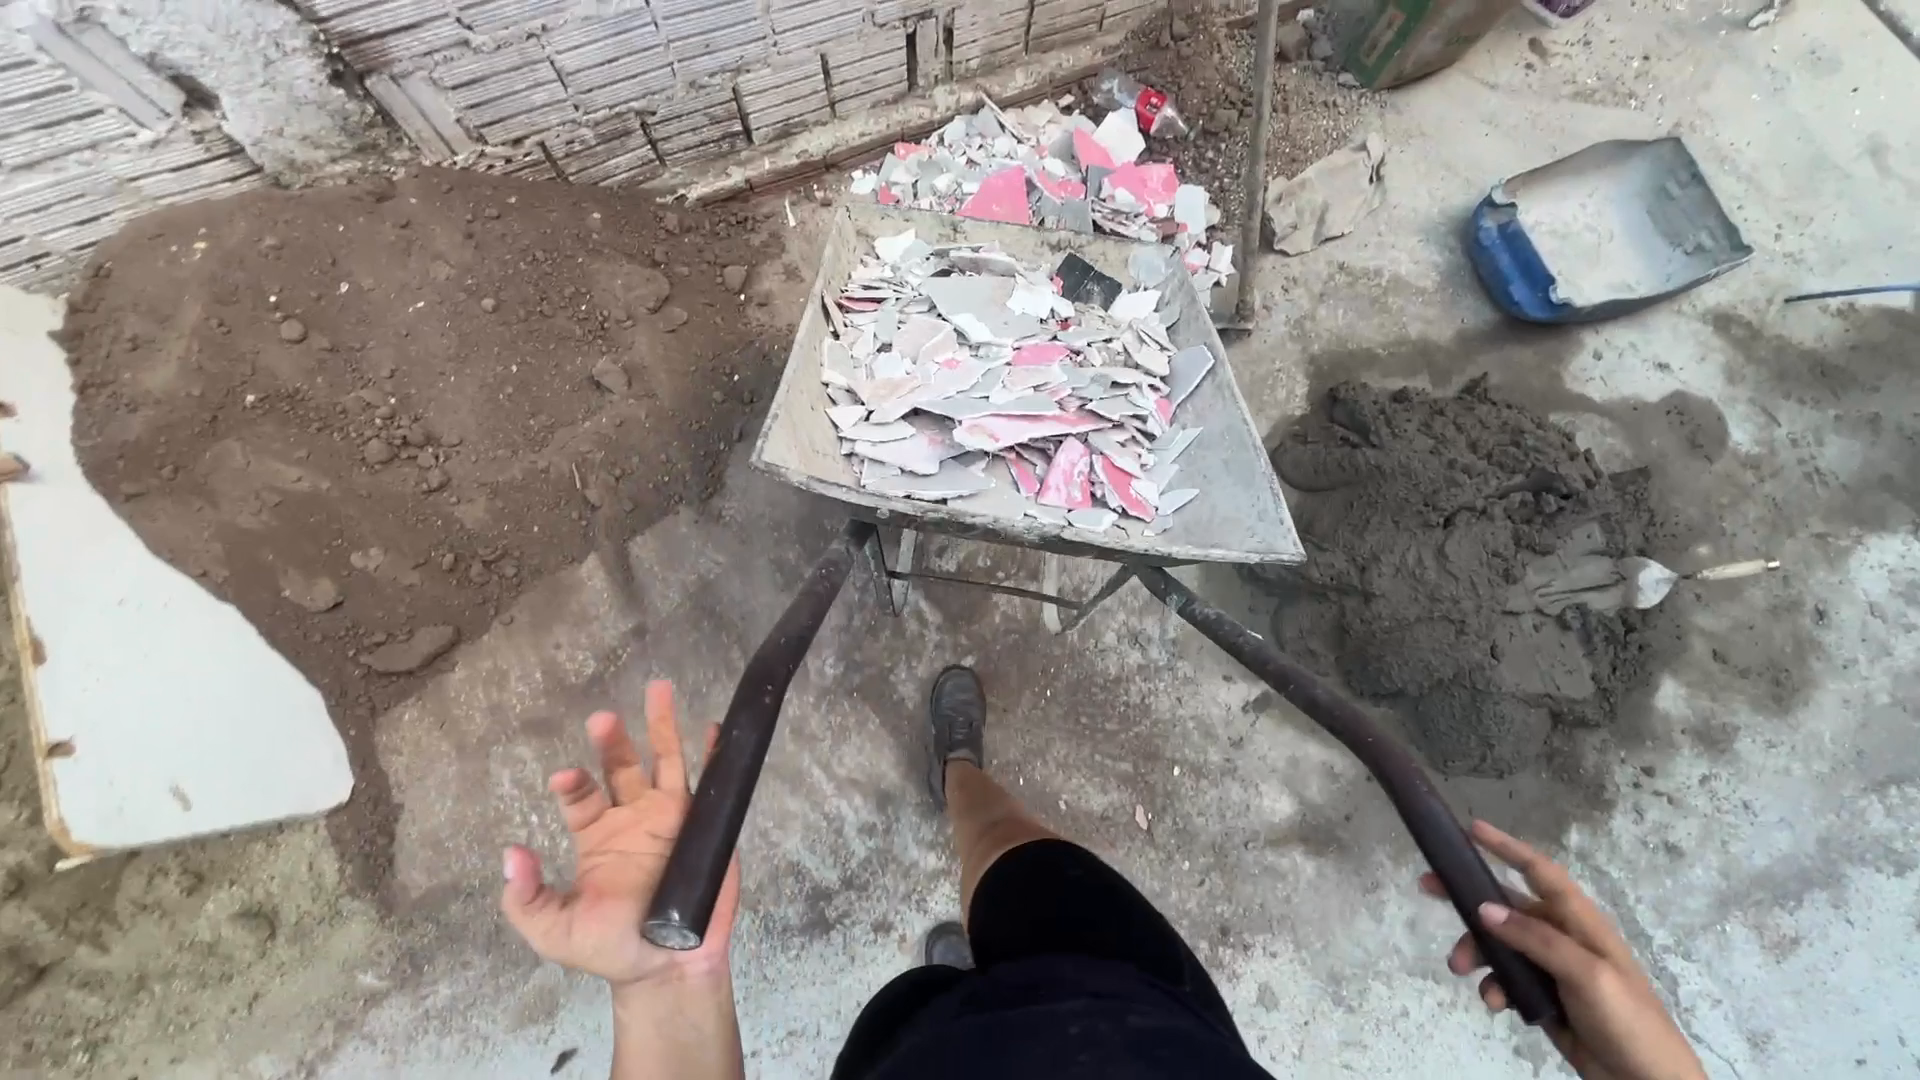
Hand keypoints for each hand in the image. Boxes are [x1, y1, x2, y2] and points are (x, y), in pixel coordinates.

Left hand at [501, 680, 740, 988]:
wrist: (668, 966)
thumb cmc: (610, 947)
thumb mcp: (555, 932)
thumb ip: (527, 899)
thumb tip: (509, 853)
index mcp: (596, 835)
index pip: (582, 796)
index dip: (573, 783)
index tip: (564, 776)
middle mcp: (632, 816)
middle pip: (622, 766)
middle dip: (613, 741)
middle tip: (603, 717)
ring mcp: (670, 815)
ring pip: (666, 760)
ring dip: (662, 725)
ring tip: (658, 689)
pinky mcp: (704, 822)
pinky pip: (710, 780)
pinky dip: (713, 752)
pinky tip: (715, 727)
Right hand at [1421, 820, 1704, 1079]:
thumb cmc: (1628, 1021)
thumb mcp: (1587, 975)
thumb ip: (1535, 939)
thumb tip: (1483, 908)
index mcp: (1580, 923)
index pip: (1541, 873)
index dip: (1508, 848)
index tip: (1472, 828)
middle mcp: (1562, 937)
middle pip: (1505, 904)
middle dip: (1467, 898)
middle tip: (1427, 887)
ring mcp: (1551, 967)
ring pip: (1497, 943)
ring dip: (1475, 952)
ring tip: (1459, 969)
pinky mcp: (1542, 995)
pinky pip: (1504, 977)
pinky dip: (1492, 985)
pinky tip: (1494, 1001)